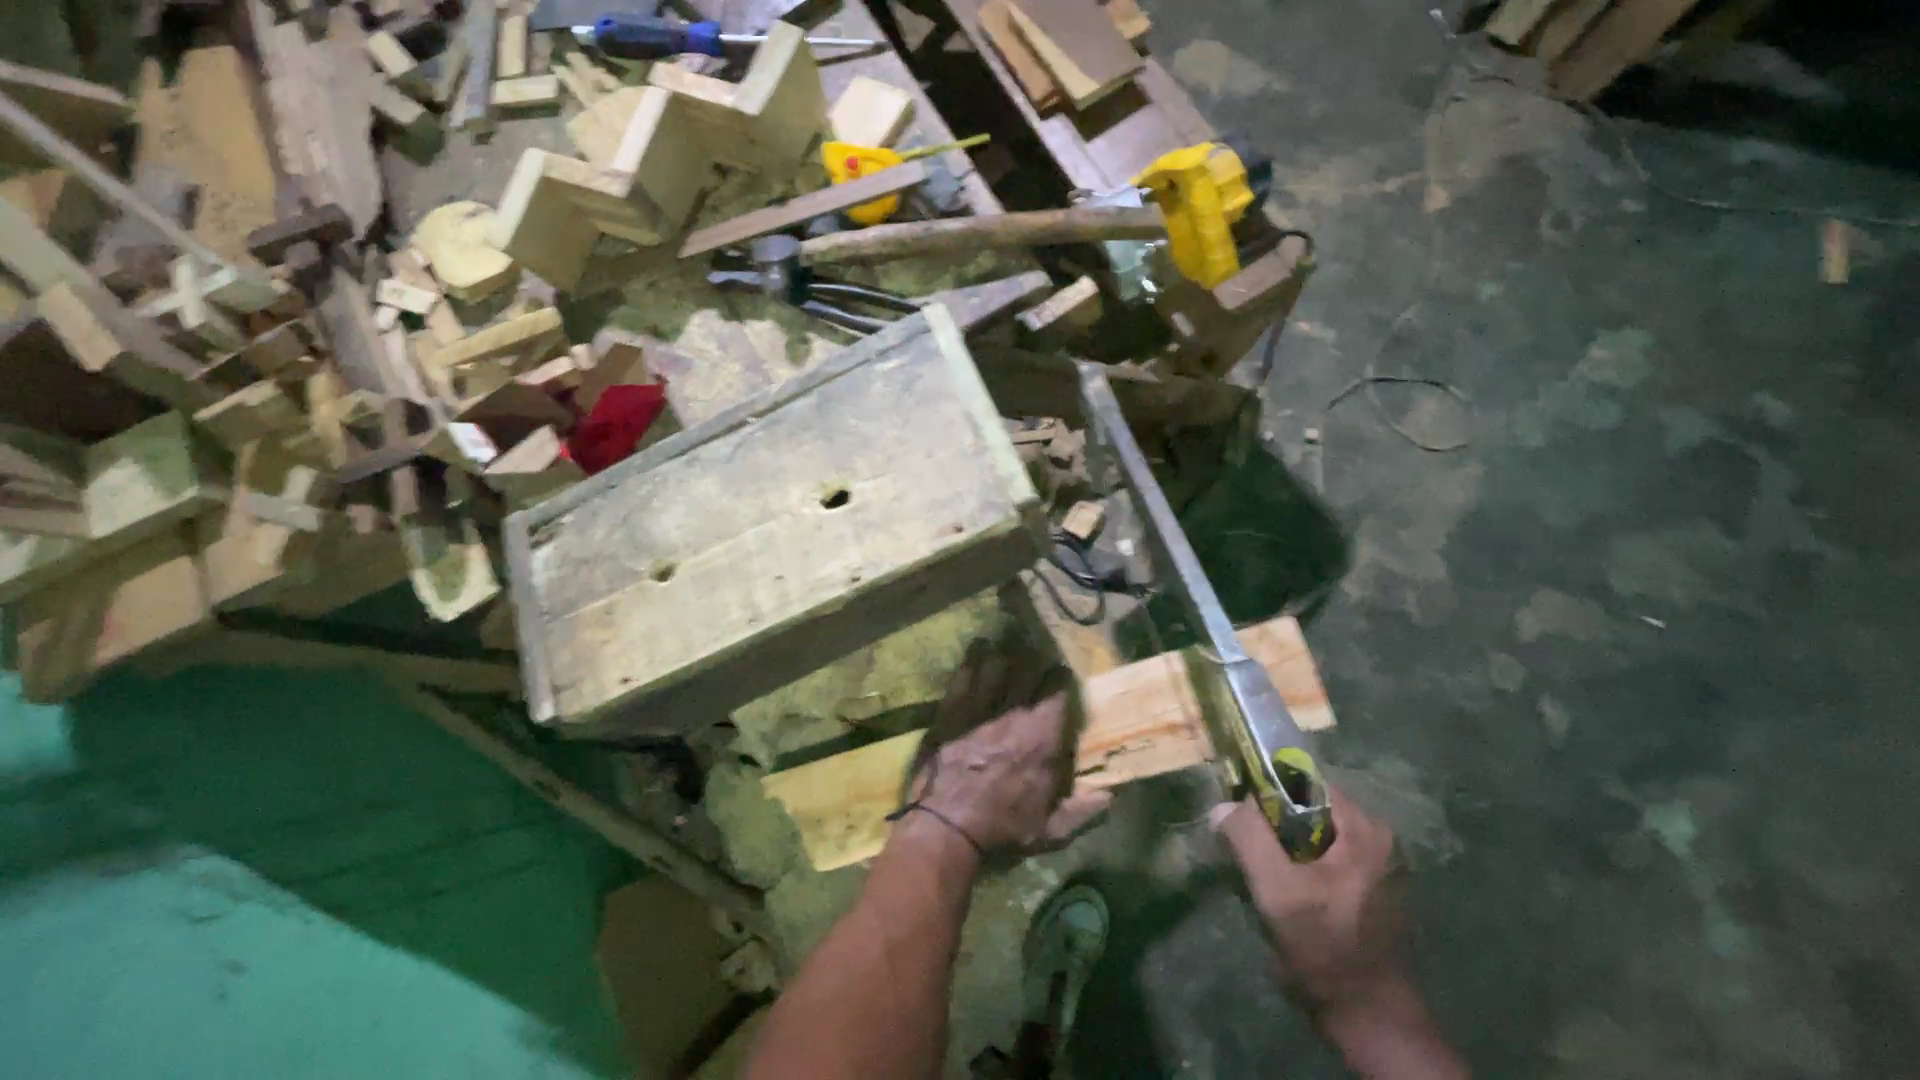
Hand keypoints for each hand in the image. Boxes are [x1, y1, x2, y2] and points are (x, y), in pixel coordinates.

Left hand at [906, 645, 1110, 857]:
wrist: (944, 830)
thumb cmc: (1000, 831)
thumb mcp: (1050, 832)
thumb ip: (1083, 811)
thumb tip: (1112, 795)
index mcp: (1042, 740)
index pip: (1058, 692)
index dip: (1062, 679)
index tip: (1062, 675)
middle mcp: (1014, 716)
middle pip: (1029, 672)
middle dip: (1036, 661)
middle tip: (1038, 655)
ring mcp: (980, 712)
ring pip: (998, 667)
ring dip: (1007, 656)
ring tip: (1011, 645)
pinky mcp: (952, 713)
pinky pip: (965, 677)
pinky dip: (973, 660)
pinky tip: (979, 647)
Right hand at [1211, 788, 1406, 1016]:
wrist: (1370, 1016)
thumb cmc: (1326, 949)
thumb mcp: (1278, 892)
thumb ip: (1249, 840)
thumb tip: (1223, 806)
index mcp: (1365, 828)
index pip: (1303, 783)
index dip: (1265, 796)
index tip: (1240, 821)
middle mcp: (1379, 837)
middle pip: (1308, 809)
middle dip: (1273, 826)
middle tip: (1247, 854)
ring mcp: (1379, 864)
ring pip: (1315, 836)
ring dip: (1285, 850)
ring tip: (1264, 878)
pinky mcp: (1373, 888)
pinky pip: (1327, 858)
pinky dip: (1303, 867)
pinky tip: (1288, 896)